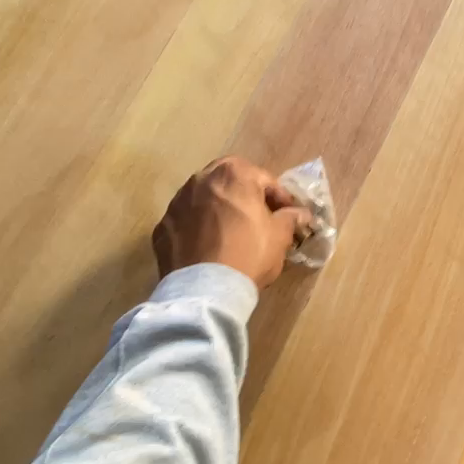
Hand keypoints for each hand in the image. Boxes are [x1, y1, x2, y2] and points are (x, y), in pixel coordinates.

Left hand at [152, 156, 313, 289]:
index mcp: (234, 175)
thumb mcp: (280, 235)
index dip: (280, 197)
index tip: (288, 214)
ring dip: (219, 208)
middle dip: (245, 194)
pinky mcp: (162, 226)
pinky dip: (198, 226)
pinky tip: (209, 246)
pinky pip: (187, 220)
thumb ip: (290, 217)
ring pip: (204, 198)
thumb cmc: (250, 253)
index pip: (264, 179)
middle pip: (229, 180)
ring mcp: (177, 202)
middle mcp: (201, 180)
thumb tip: (300, 213)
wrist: (205, 288)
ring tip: (231, 231)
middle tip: (258, 215)